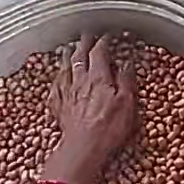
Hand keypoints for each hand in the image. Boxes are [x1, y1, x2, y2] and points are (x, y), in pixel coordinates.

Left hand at [43, 33, 135, 183]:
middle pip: (79, 56)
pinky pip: (56, 87)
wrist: (83, 148)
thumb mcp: (127, 103)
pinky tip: (57, 78)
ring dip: (67, 56)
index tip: (107, 37)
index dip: (103, 43)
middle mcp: (80, 81)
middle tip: (87, 36)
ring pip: (65, 68)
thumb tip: (127, 63)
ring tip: (68, 48)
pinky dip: (57, 78)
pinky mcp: (59, 107)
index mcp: (98, 78)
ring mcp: (67, 94)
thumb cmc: (109, 128)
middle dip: (83, 44)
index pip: (99, 53)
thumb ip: (126, 80)